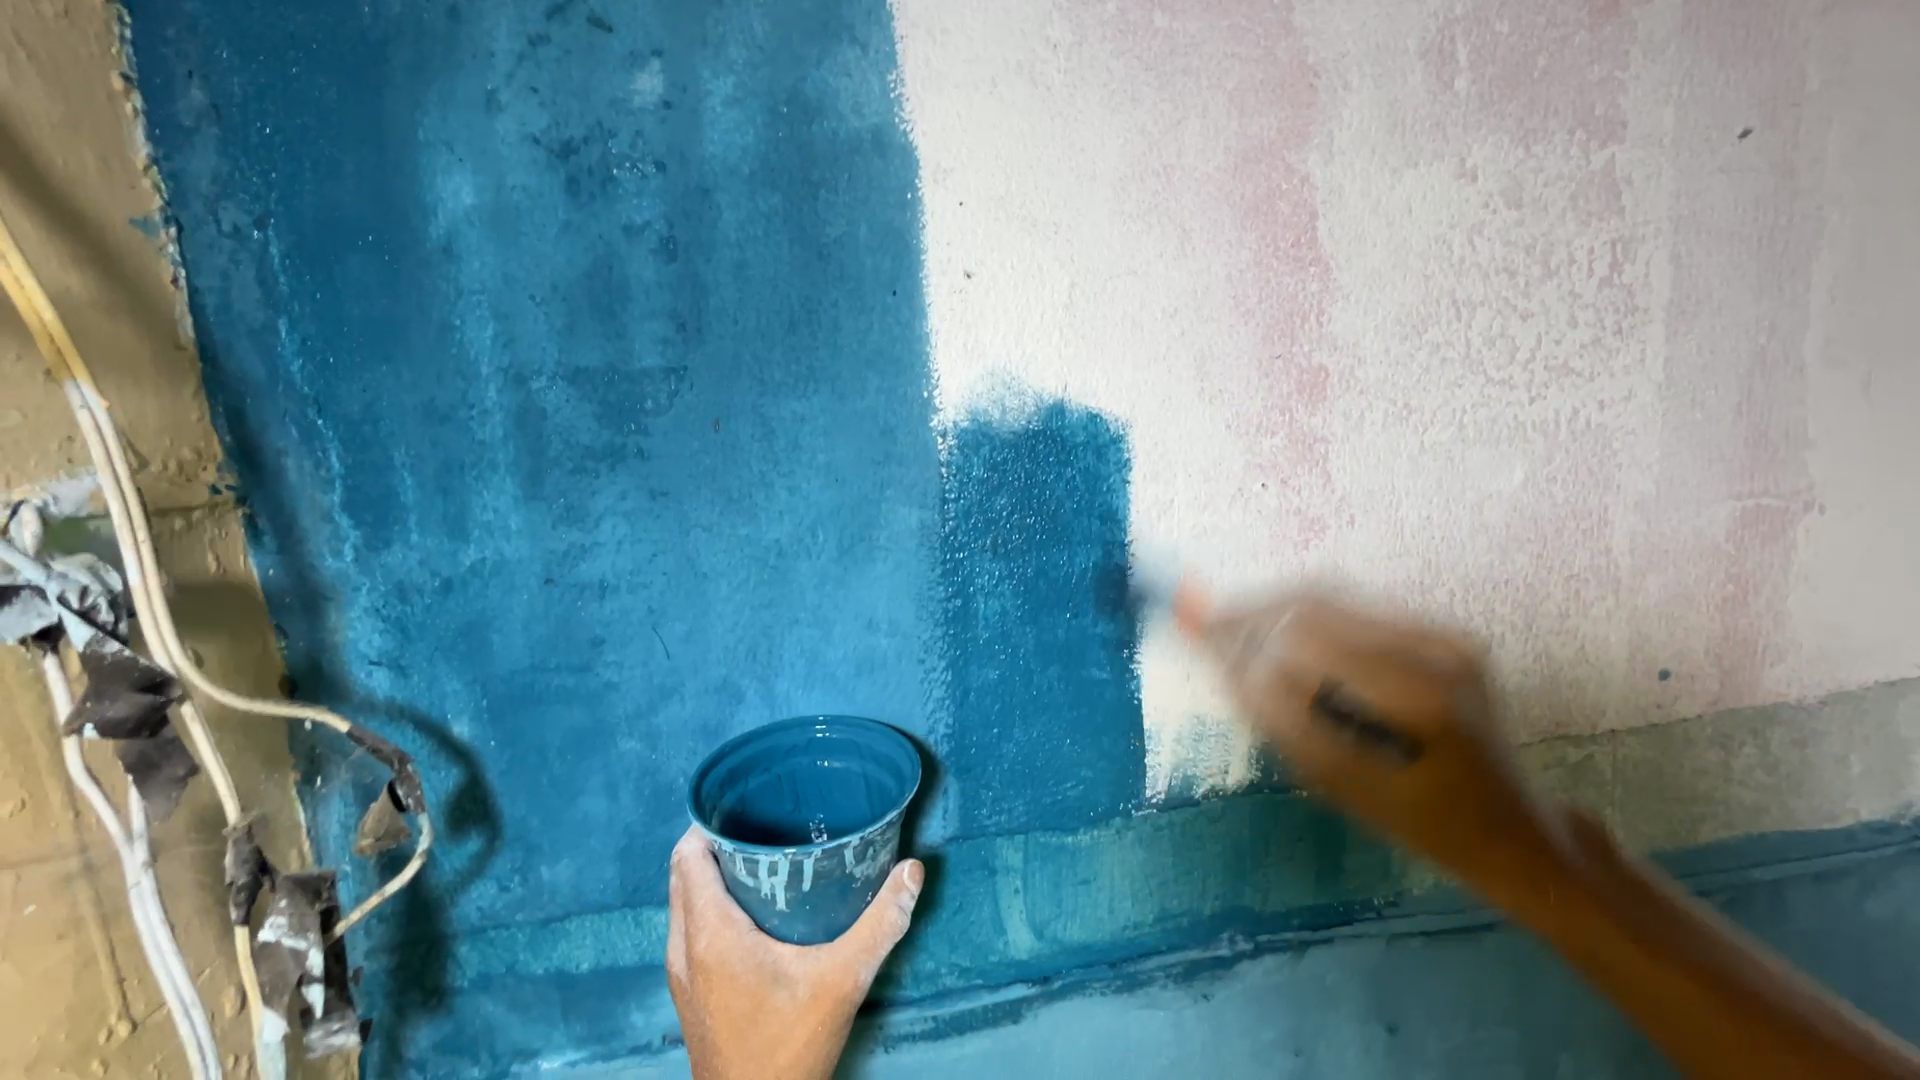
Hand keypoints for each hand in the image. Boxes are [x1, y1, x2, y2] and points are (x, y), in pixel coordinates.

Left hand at [667, 825, 923, 1079]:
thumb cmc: (789, 1044)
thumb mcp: (843, 980)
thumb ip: (880, 924)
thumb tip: (912, 869)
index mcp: (708, 932)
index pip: (687, 855)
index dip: (709, 821)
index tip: (747, 801)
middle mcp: (683, 945)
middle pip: (683, 873)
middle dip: (716, 841)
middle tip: (764, 823)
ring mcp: (680, 971)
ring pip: (684, 901)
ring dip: (711, 873)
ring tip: (762, 856)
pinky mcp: (688, 991)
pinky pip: (689, 925)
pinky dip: (710, 902)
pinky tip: (755, 908)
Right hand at [1174, 585, 1564, 889]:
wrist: (1514, 828)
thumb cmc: (1422, 824)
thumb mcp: (1341, 784)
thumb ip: (1280, 718)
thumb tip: (1224, 661)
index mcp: (1415, 694)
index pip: (1301, 635)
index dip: (1243, 632)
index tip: (1195, 634)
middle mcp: (1436, 648)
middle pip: (1315, 602)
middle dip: (1253, 611)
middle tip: (1205, 627)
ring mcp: (1447, 635)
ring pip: (1333, 598)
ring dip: (1276, 611)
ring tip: (1235, 632)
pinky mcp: (1447, 633)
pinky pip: (1358, 611)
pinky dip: (1309, 619)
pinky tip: (1284, 640)